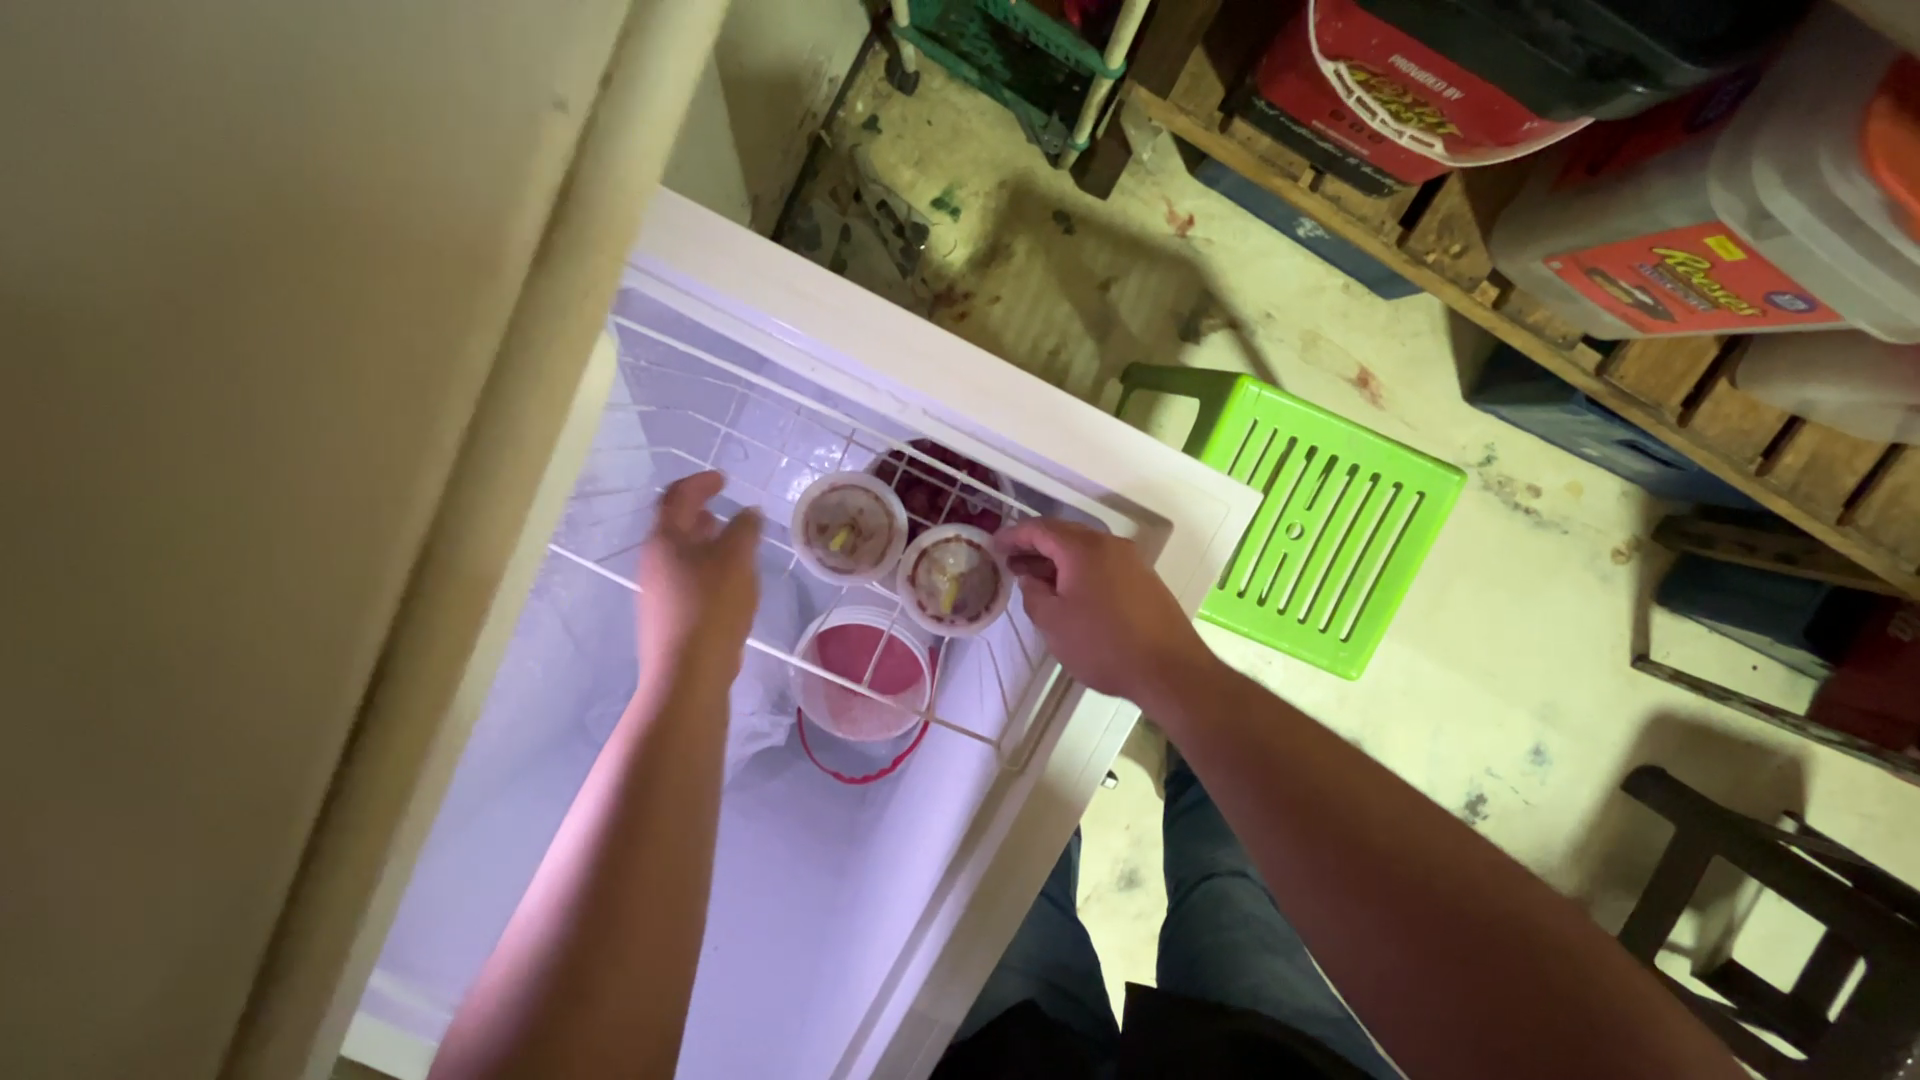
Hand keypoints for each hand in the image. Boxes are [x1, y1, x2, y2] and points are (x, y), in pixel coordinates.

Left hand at [637, 472, 761, 673]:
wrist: (687, 672)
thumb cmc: (711, 606)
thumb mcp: (737, 559)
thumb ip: (745, 529)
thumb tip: (748, 513)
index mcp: (665, 540)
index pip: (676, 497)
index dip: (700, 482)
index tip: (723, 479)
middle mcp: (653, 561)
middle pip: (673, 525)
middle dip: (700, 513)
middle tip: (724, 510)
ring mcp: (656, 591)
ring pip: (680, 554)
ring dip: (704, 543)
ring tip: (731, 546)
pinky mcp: (667, 616)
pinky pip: (686, 579)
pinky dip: (705, 568)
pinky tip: (727, 584)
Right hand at [997, 519, 1218, 703]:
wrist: (1169, 670)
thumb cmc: (1103, 645)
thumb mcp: (1054, 623)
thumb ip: (1033, 595)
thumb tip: (1030, 579)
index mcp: (1083, 548)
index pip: (1040, 529)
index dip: (1013, 536)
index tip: (994, 546)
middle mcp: (1109, 545)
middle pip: (1064, 535)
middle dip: (1035, 547)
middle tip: (1011, 563)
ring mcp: (1131, 561)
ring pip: (1085, 551)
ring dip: (1057, 561)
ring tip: (1035, 581)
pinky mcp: (1144, 580)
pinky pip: (1103, 565)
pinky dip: (1079, 571)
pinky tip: (1069, 594)